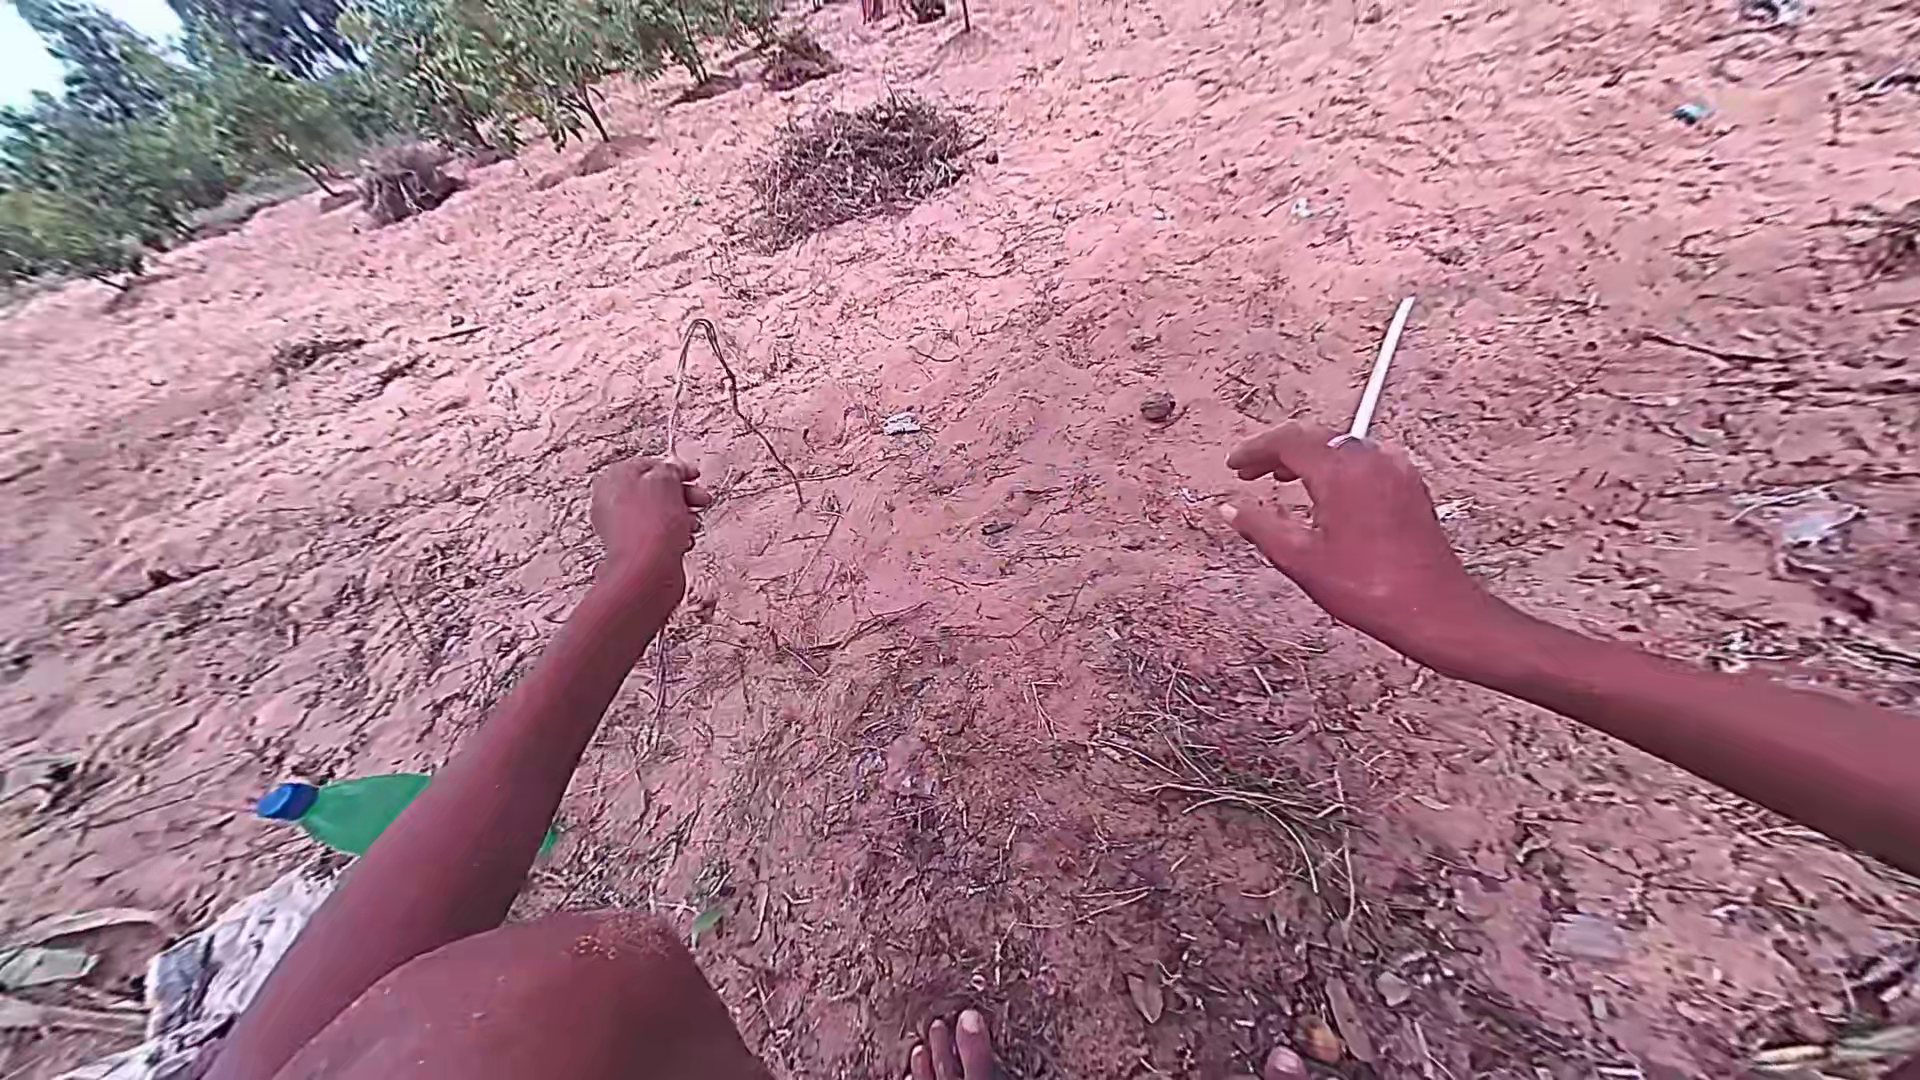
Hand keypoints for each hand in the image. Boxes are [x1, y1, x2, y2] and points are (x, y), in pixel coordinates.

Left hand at [590, 457, 710, 592]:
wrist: (650, 569)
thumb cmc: (651, 526)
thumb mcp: (665, 482)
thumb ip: (669, 469)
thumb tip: (672, 470)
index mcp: (613, 480)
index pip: (648, 465)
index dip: (675, 469)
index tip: (694, 475)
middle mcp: (612, 503)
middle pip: (655, 490)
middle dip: (683, 494)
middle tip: (701, 498)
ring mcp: (623, 527)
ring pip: (660, 514)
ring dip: (682, 515)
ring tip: (694, 523)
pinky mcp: (636, 548)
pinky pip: (660, 534)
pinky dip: (675, 534)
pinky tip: (685, 538)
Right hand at [1221, 424, 1519, 675]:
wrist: (1434, 611)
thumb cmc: (1367, 588)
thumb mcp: (1296, 557)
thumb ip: (1258, 526)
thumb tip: (1231, 509)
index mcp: (1341, 473)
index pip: (1288, 441)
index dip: (1254, 450)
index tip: (1234, 464)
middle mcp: (1372, 462)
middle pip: (1314, 439)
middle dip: (1276, 452)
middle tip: (1248, 471)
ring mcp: (1396, 472)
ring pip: (1338, 448)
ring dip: (1304, 458)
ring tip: (1277, 479)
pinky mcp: (1409, 488)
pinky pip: (1362, 462)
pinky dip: (1331, 468)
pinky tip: (1319, 493)